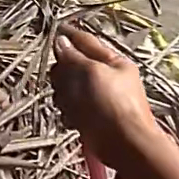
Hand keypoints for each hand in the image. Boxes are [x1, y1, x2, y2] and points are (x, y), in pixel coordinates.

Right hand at [49, 24, 159, 167]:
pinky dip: (69, 111)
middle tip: (62, 81)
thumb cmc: (112, 106)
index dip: (69, 36)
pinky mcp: (93, 117)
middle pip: (74, 65)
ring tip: (70, 104)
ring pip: (70, 87)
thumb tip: (60, 40)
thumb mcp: (92, 73)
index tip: (51, 31)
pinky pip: (73, 106)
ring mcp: (100, 98)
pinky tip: (73, 118)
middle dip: (64, 72)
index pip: (86, 42)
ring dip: (65, 95)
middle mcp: (107, 77)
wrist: (127, 147)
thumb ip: (74, 57)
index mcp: (113, 62)